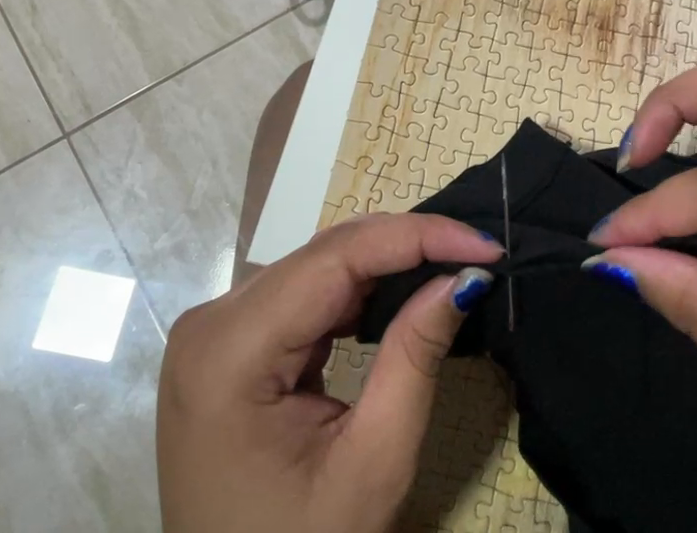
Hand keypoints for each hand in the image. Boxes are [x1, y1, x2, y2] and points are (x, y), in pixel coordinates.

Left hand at [158, 213, 502, 532]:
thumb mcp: (373, 461)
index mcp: (228, 351)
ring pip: (316, 269)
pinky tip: (401, 293)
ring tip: (452, 267)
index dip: (416, 236)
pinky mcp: (229, 346)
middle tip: (478, 255)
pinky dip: (357, 292)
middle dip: (406, 246)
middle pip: (322, 257)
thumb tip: (463, 277)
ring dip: (386, 265)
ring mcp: (214, 332)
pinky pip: (303, 297)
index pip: (334, 258)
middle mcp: (211, 322)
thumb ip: (414, 356)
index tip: (486, 245)